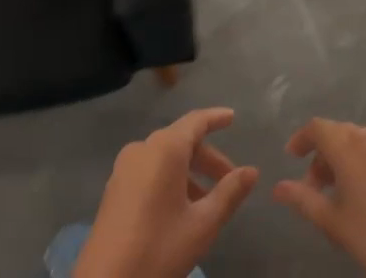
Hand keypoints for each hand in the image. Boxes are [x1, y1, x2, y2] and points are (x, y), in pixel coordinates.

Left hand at [75, 108, 259, 277]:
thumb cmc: (159, 247)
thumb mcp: (202, 224)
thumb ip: (229, 193)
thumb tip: (251, 171)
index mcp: (164, 149)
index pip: (195, 121)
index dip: (216, 118)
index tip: (233, 118)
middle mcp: (142, 149)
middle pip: (181, 141)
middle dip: (208, 158)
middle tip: (231, 180)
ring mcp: (124, 168)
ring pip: (165, 158)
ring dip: (190, 172)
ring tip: (209, 200)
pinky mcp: (114, 188)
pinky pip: (149, 170)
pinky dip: (170, 178)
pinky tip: (181, 207)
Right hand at [272, 118, 365, 277]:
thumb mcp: (331, 220)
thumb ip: (302, 198)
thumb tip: (278, 188)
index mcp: (349, 144)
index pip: (318, 128)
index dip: (302, 140)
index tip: (292, 157)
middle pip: (340, 135)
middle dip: (324, 157)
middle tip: (315, 188)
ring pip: (362, 142)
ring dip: (347, 159)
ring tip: (342, 193)